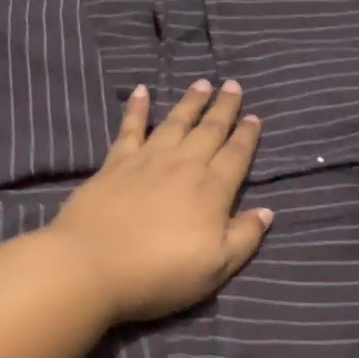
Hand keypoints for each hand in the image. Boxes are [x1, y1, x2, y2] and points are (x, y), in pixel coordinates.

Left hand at [45, 79, 271, 322]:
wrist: (91, 266)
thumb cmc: (159, 274)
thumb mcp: (215, 268)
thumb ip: (244, 238)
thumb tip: (266, 212)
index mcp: (212, 190)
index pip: (236, 156)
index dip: (247, 135)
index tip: (254, 116)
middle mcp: (183, 166)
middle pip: (209, 130)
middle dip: (224, 107)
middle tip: (233, 85)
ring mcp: (147, 160)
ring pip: (175, 122)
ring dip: (191, 102)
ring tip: (202, 83)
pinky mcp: (115, 163)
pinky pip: (130, 128)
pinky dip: (137, 107)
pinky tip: (141, 91)